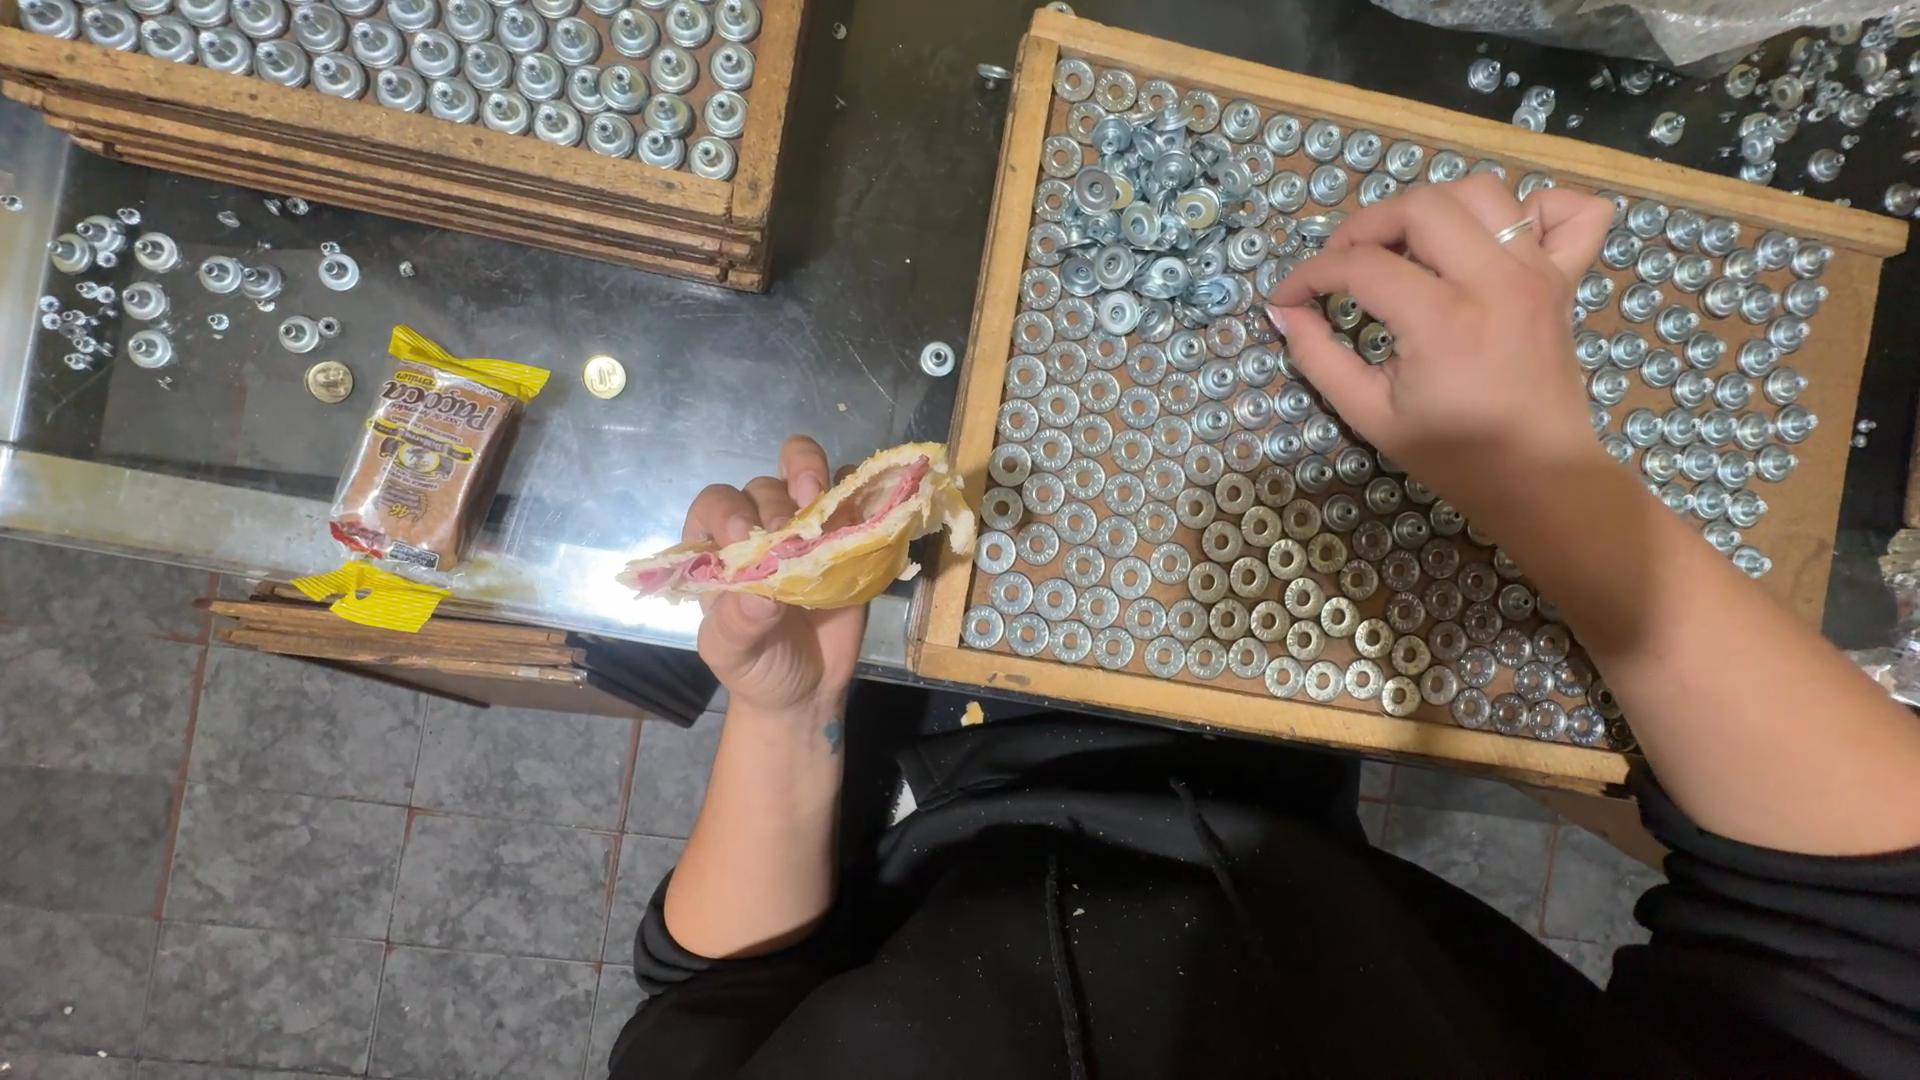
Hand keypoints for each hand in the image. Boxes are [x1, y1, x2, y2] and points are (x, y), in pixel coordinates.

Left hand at [682, 435, 865, 719]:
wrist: (807, 690)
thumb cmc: (757, 666)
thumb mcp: (733, 653)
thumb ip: (738, 623)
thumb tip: (761, 592)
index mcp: (719, 549)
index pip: (716, 506)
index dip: (728, 511)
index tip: (744, 535)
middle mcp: (760, 527)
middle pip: (763, 487)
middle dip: (775, 502)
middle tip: (789, 532)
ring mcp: (805, 527)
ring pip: (802, 472)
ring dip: (810, 472)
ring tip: (819, 497)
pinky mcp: (846, 535)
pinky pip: (851, 494)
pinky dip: (857, 489)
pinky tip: (859, 507)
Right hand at [1265, 175, 1614, 520]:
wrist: (1534, 474)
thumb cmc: (1448, 451)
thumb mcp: (1366, 412)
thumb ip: (1318, 358)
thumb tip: (1285, 314)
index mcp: (1442, 319)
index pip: (1361, 266)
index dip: (1309, 276)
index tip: (1285, 298)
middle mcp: (1495, 279)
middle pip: (1420, 206)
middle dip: (1362, 227)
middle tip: (1337, 265)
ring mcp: (1539, 271)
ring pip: (1482, 192)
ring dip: (1428, 209)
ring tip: (1400, 248)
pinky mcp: (1565, 276)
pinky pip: (1567, 211)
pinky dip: (1530, 208)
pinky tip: (1490, 240)